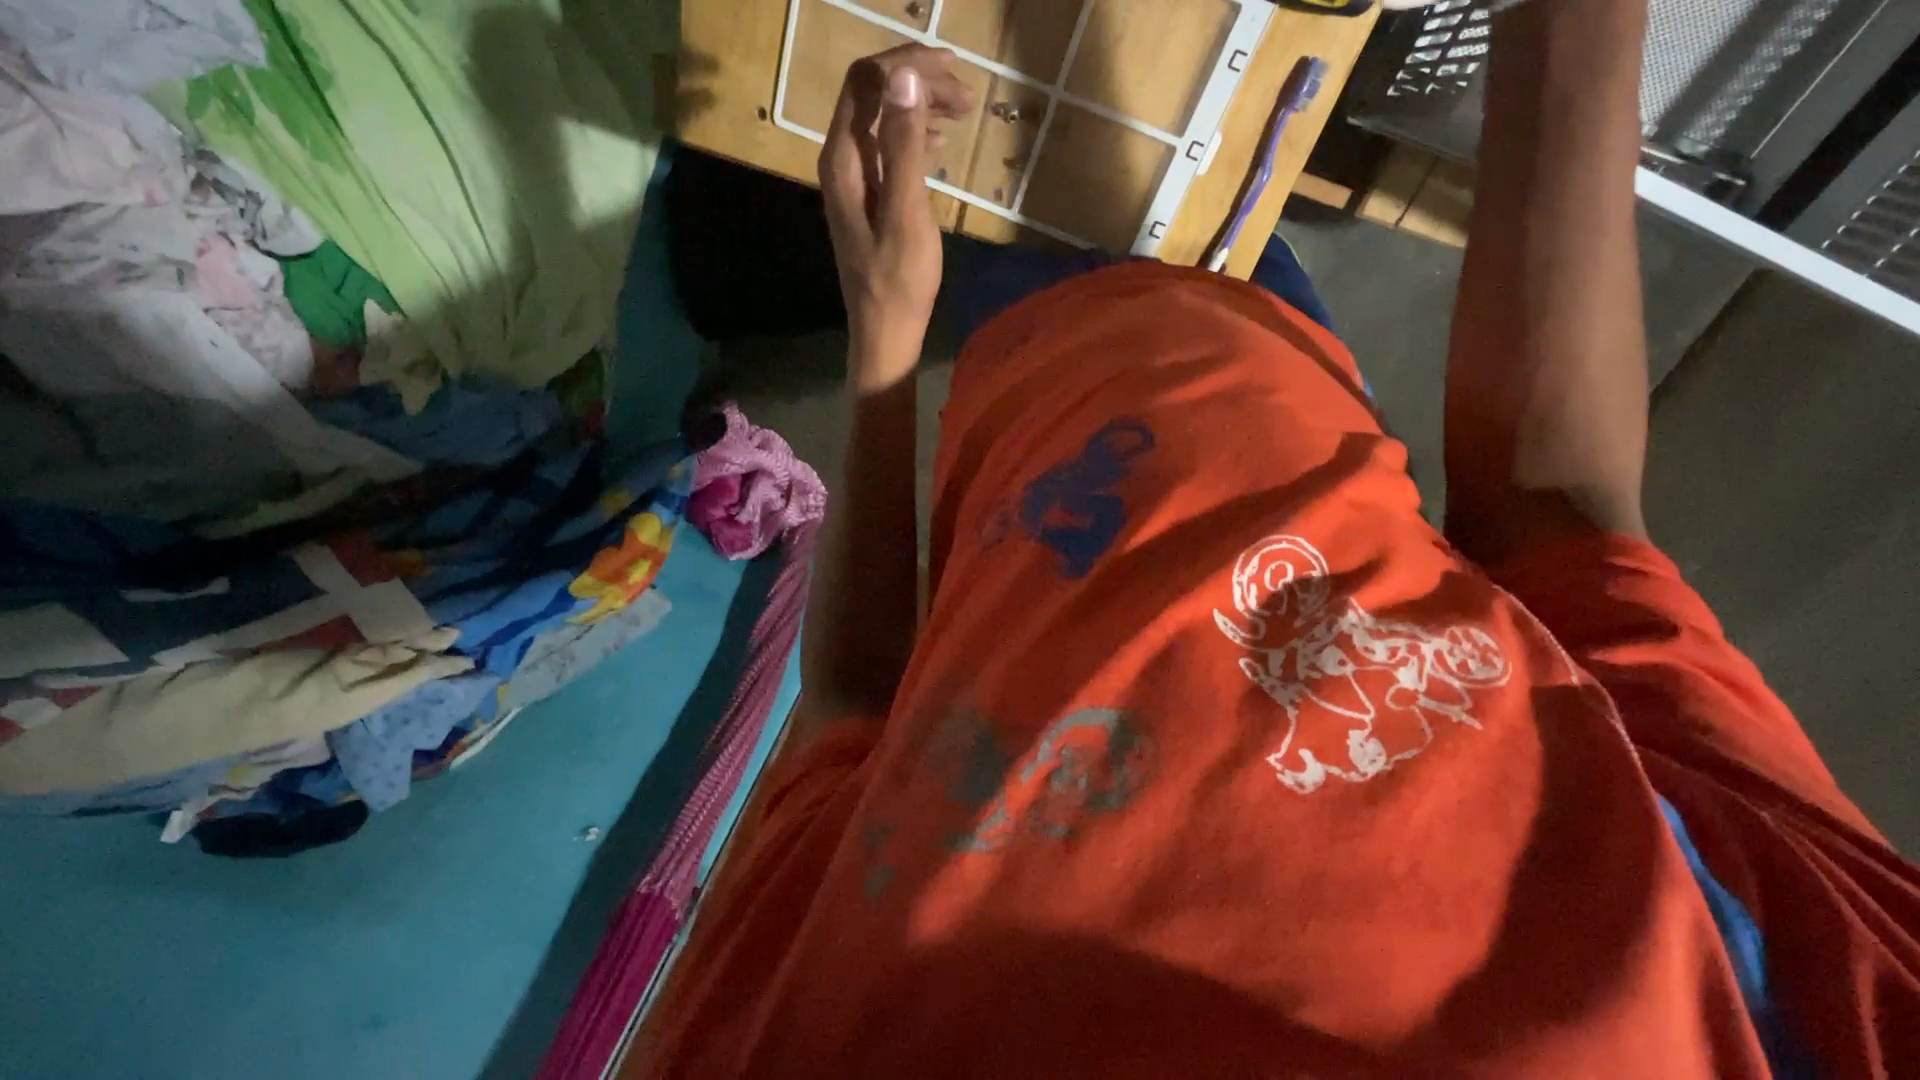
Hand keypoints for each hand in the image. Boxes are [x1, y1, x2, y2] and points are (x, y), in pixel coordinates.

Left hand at [818, 46, 975, 392]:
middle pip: (872, 93)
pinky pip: (888, 146)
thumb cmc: (899, 282)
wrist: (885, 332)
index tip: (953, 71)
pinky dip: (915, 133)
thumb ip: (904, 146)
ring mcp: (853, 179)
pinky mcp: (868, 196)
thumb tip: (905, 78)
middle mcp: (841, 161)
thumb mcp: (907, 213)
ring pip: (882, 118)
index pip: (865, 82)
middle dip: (917, 80)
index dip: (905, 64)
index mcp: (843, 160)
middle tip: (967, 95)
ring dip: (919, 105)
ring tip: (963, 111)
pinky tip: (940, 142)